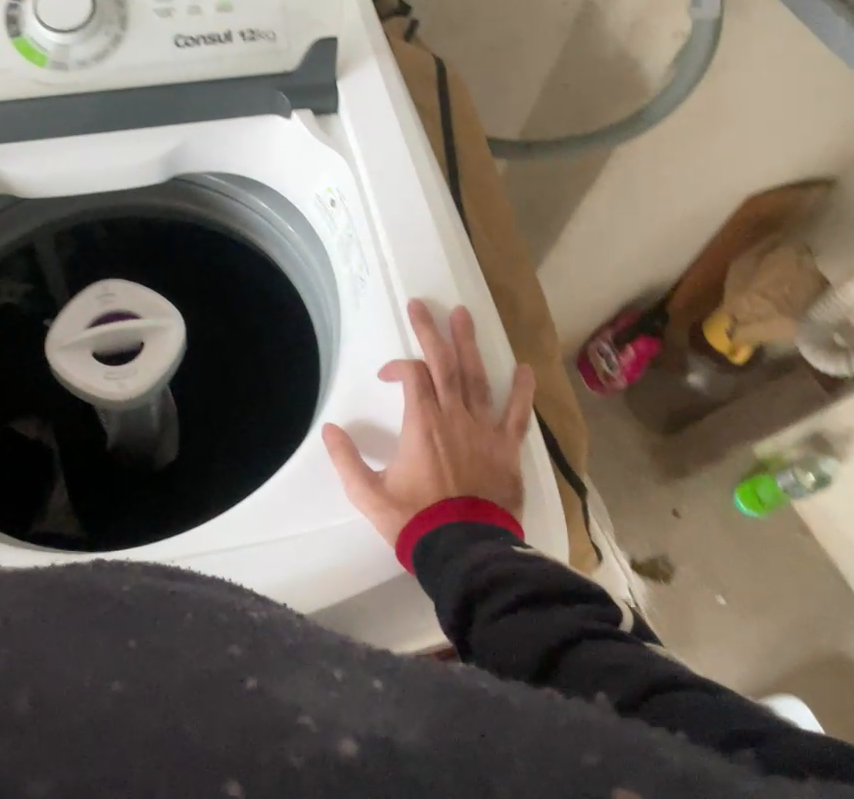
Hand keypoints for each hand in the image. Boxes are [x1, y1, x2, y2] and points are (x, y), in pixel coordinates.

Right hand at [324, 300, 535, 543]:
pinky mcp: (506, 449)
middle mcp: (454, 417)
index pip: (411, 376)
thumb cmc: (414, 520)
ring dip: (469, 345)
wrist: (463, 549)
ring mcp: (484, 430)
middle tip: (422, 305)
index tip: (387, 375)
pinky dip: (521, 392)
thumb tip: (329, 429)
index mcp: (422, 423)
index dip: (398, 367)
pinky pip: (516, 415)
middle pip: (443, 364)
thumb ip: (346, 459)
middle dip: (431, 332)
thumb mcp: (368, 493)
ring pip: (477, 378)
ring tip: (464, 315)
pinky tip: (524, 369)